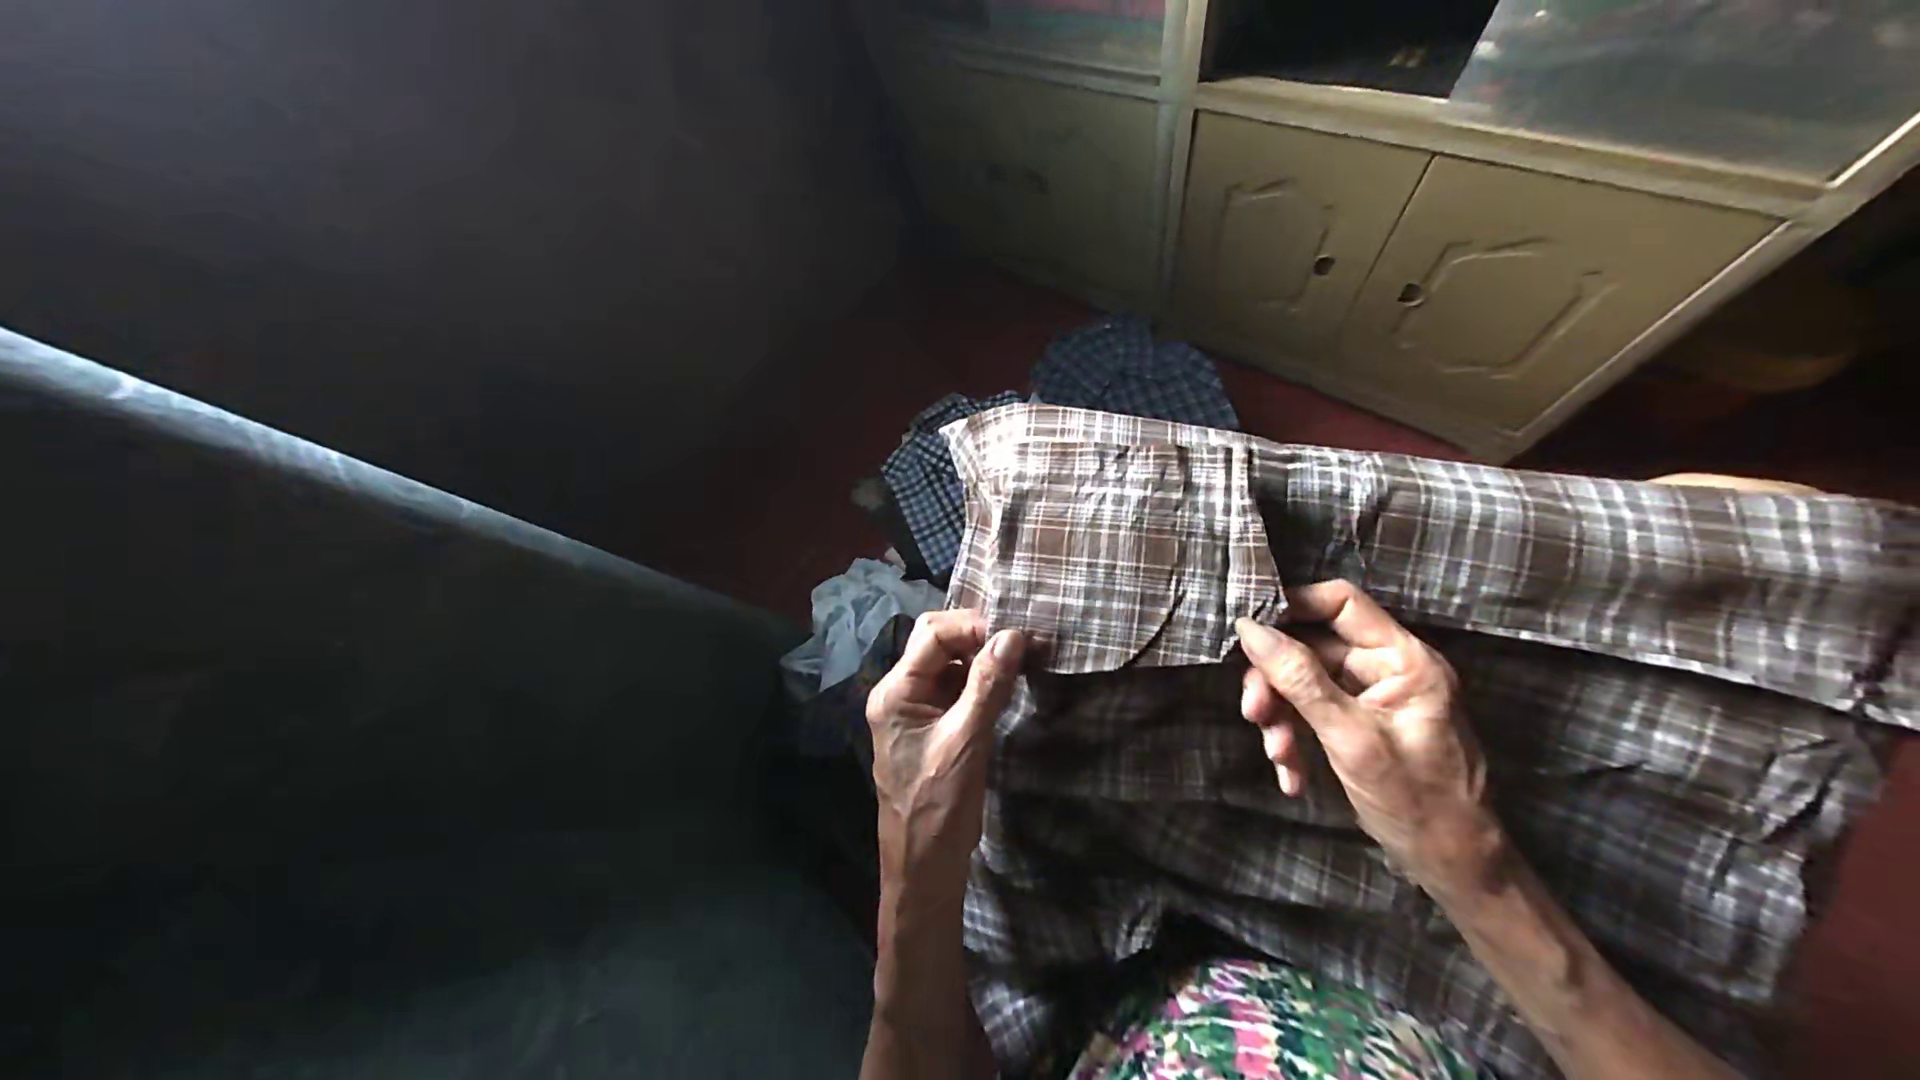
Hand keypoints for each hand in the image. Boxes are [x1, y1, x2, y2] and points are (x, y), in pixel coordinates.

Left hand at [866, 610, 1025, 895]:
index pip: (932, 635)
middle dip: (977, 635)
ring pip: (948, 663)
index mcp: (895, 693)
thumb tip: (1012, 636)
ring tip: (1021, 656)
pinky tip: (1007, 681)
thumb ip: (987, 687)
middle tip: (1020, 641)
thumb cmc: (938, 808)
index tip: (1016, 632)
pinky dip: (980, 679)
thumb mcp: (966, 744)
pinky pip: (955, 687)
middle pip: (936, 642)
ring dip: (982, 656)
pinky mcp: (933, 725)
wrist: (923, 868)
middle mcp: (900, 693)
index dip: (973, 626)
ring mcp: (915, 709)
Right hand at [1236, 580, 1503, 898]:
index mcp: (1403, 660)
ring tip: (1277, 753)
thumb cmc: (1417, 801)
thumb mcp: (1351, 738)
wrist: (1452, 868)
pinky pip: (1308, 711)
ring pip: (1302, 681)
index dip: (1292, 606)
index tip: (1248, 630)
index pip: (1341, 603)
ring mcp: (1369, 697)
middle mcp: (1386, 669)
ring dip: (1280, 715)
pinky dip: (1292, 737)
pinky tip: (1290, 773)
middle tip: (1254, 712)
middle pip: (1311, 647)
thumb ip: (1299, 679)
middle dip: (1275, 680)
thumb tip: (1250, 629)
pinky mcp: (1355, 723)